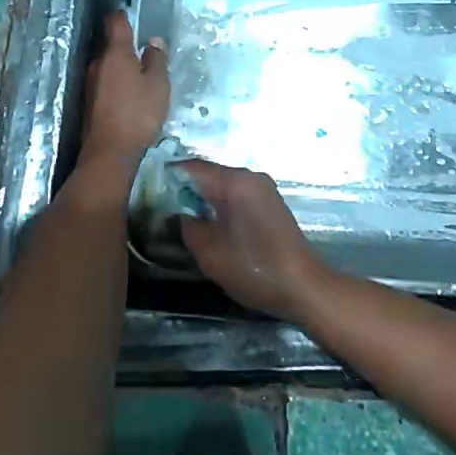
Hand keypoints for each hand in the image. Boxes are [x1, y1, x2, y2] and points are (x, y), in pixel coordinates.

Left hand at [79, 11, 169, 170]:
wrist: (109, 151)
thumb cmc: (137, 113)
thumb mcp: (158, 85)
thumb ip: (156, 60)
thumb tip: (153, 40)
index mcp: (115, 53)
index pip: (116, 22)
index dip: (125, 15)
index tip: (136, 16)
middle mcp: (98, 63)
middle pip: (110, 44)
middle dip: (126, 45)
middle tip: (146, 51)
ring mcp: (90, 82)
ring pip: (107, 64)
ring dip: (121, 66)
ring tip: (140, 75)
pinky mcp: (89, 101)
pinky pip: (105, 81)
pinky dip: (116, 82)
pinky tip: (129, 94)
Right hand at [179, 161, 332, 322]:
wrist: (304, 287)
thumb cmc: (255, 267)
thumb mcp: (210, 252)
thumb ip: (188, 227)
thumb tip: (180, 214)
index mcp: (236, 181)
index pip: (193, 167)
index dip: (169, 176)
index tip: (150, 191)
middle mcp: (251, 177)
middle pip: (210, 174)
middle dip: (186, 190)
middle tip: (164, 210)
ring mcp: (264, 189)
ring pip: (224, 186)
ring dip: (205, 200)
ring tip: (184, 220)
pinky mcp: (271, 204)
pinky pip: (238, 196)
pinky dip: (222, 206)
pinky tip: (213, 227)